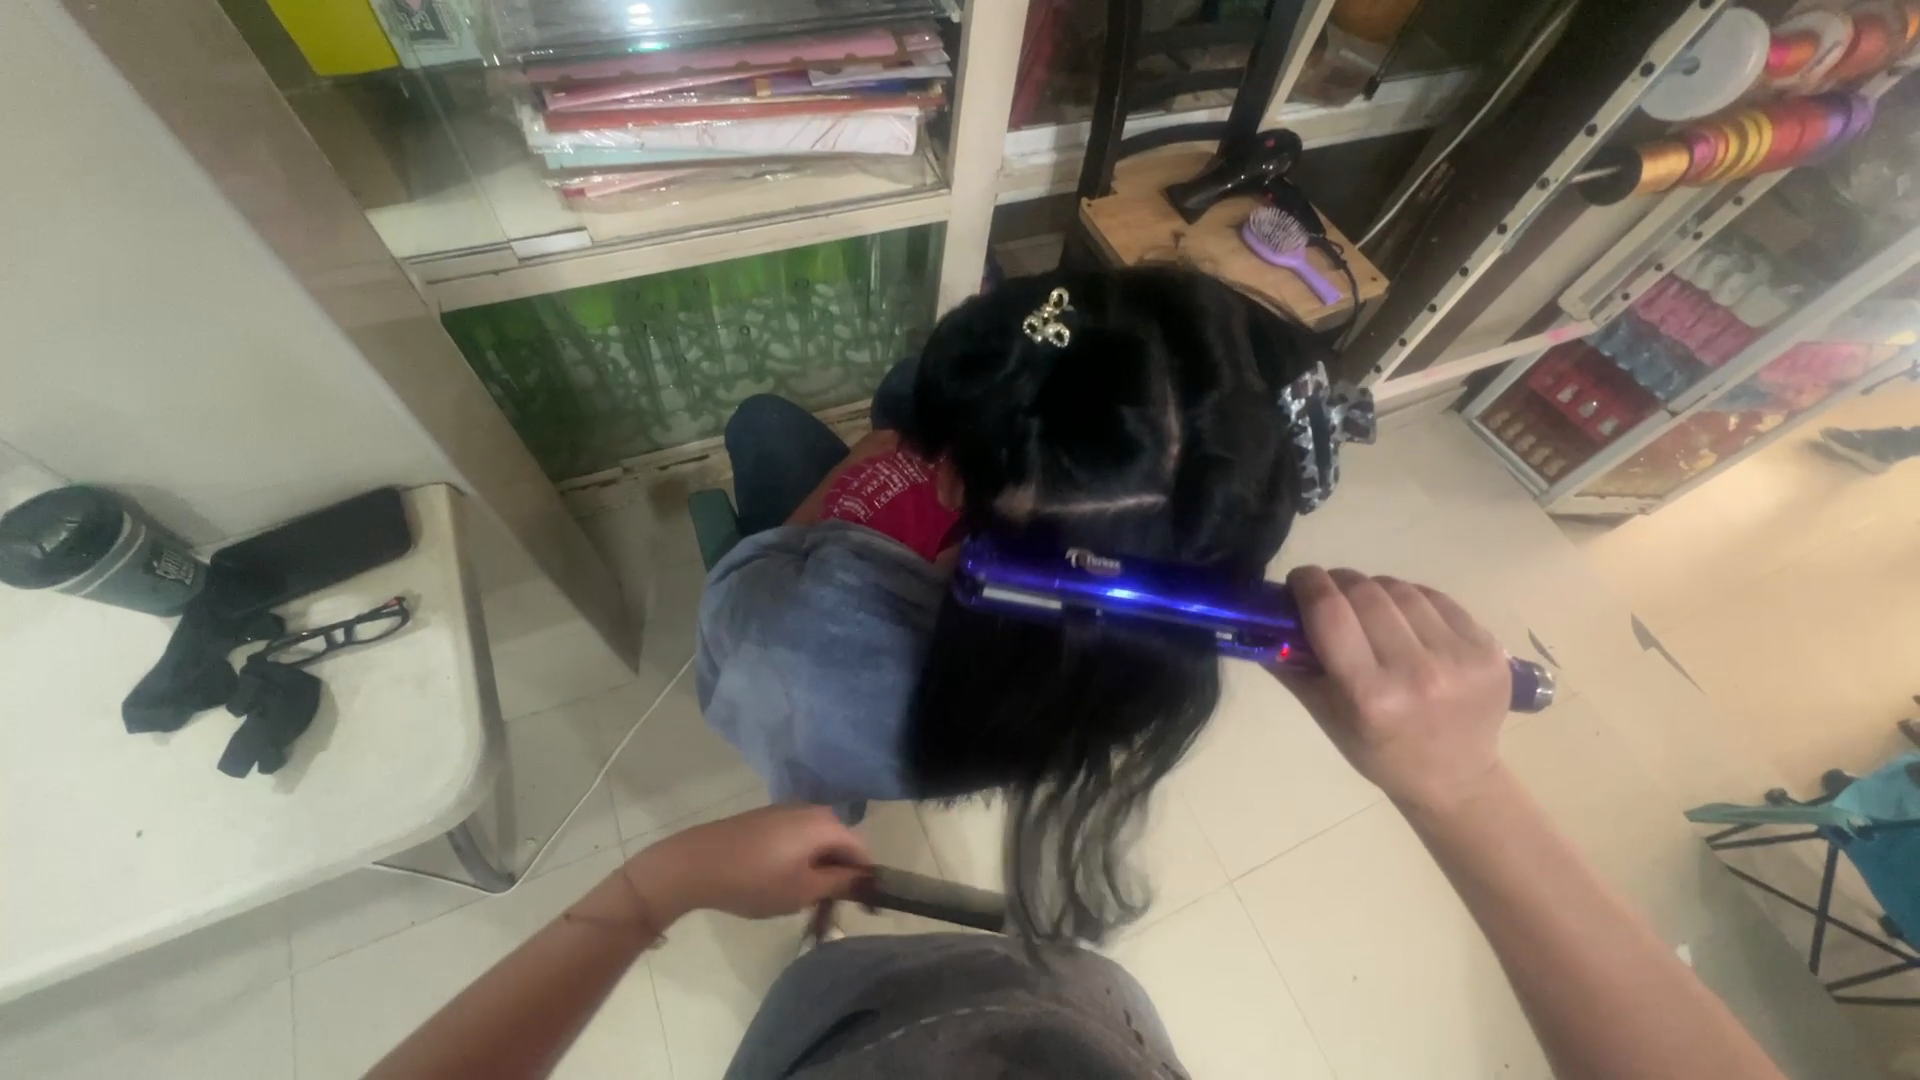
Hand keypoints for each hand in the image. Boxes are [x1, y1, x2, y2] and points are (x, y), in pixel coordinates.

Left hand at [622, 804, 871, 924]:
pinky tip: (783, 884)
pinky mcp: (768, 818)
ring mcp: (788, 811)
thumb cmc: (754, 880)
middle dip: (840, 878)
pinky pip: (798, 839)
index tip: (862, 910)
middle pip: (840, 845)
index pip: (862, 851)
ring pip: (818, 843)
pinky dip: (801, 861)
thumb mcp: (802, 890)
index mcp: (826, 824)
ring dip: (819, 872)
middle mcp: (812, 810)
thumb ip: (840, 883)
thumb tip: (867, 877)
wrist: (695, 863)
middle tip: (828, 913)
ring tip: (805, 905)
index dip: (866, 881)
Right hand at [1271, 566, 1511, 814]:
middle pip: (1364, 593)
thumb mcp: (1323, 713)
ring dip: (1374, 587)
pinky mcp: (1489, 649)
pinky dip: (1410, 598)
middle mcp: (1416, 672)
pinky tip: (1402, 616)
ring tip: (1366, 604)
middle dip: (1337, 582)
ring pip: (1400, 589)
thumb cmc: (1376, 749)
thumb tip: (1262, 618)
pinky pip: (1436, 598)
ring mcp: (1459, 658)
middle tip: (1327, 590)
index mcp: (1368, 694)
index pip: (1330, 613)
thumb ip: (1290, 664)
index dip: (1309, 584)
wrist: (1454, 777)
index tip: (1298, 579)